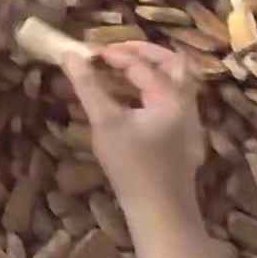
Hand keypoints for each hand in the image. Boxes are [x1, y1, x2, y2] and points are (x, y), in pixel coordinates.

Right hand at [62, 43, 204, 223]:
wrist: (160, 207)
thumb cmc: (131, 162)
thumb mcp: (104, 120)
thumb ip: (87, 85)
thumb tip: (69, 54)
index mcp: (171, 99)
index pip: (142, 65)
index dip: (113, 54)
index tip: (85, 51)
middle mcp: (186, 106)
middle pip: (176, 66)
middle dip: (144, 52)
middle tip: (113, 49)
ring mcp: (187, 122)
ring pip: (175, 83)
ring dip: (147, 69)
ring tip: (114, 70)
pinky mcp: (181, 135)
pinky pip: (168, 99)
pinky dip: (147, 87)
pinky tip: (124, 97)